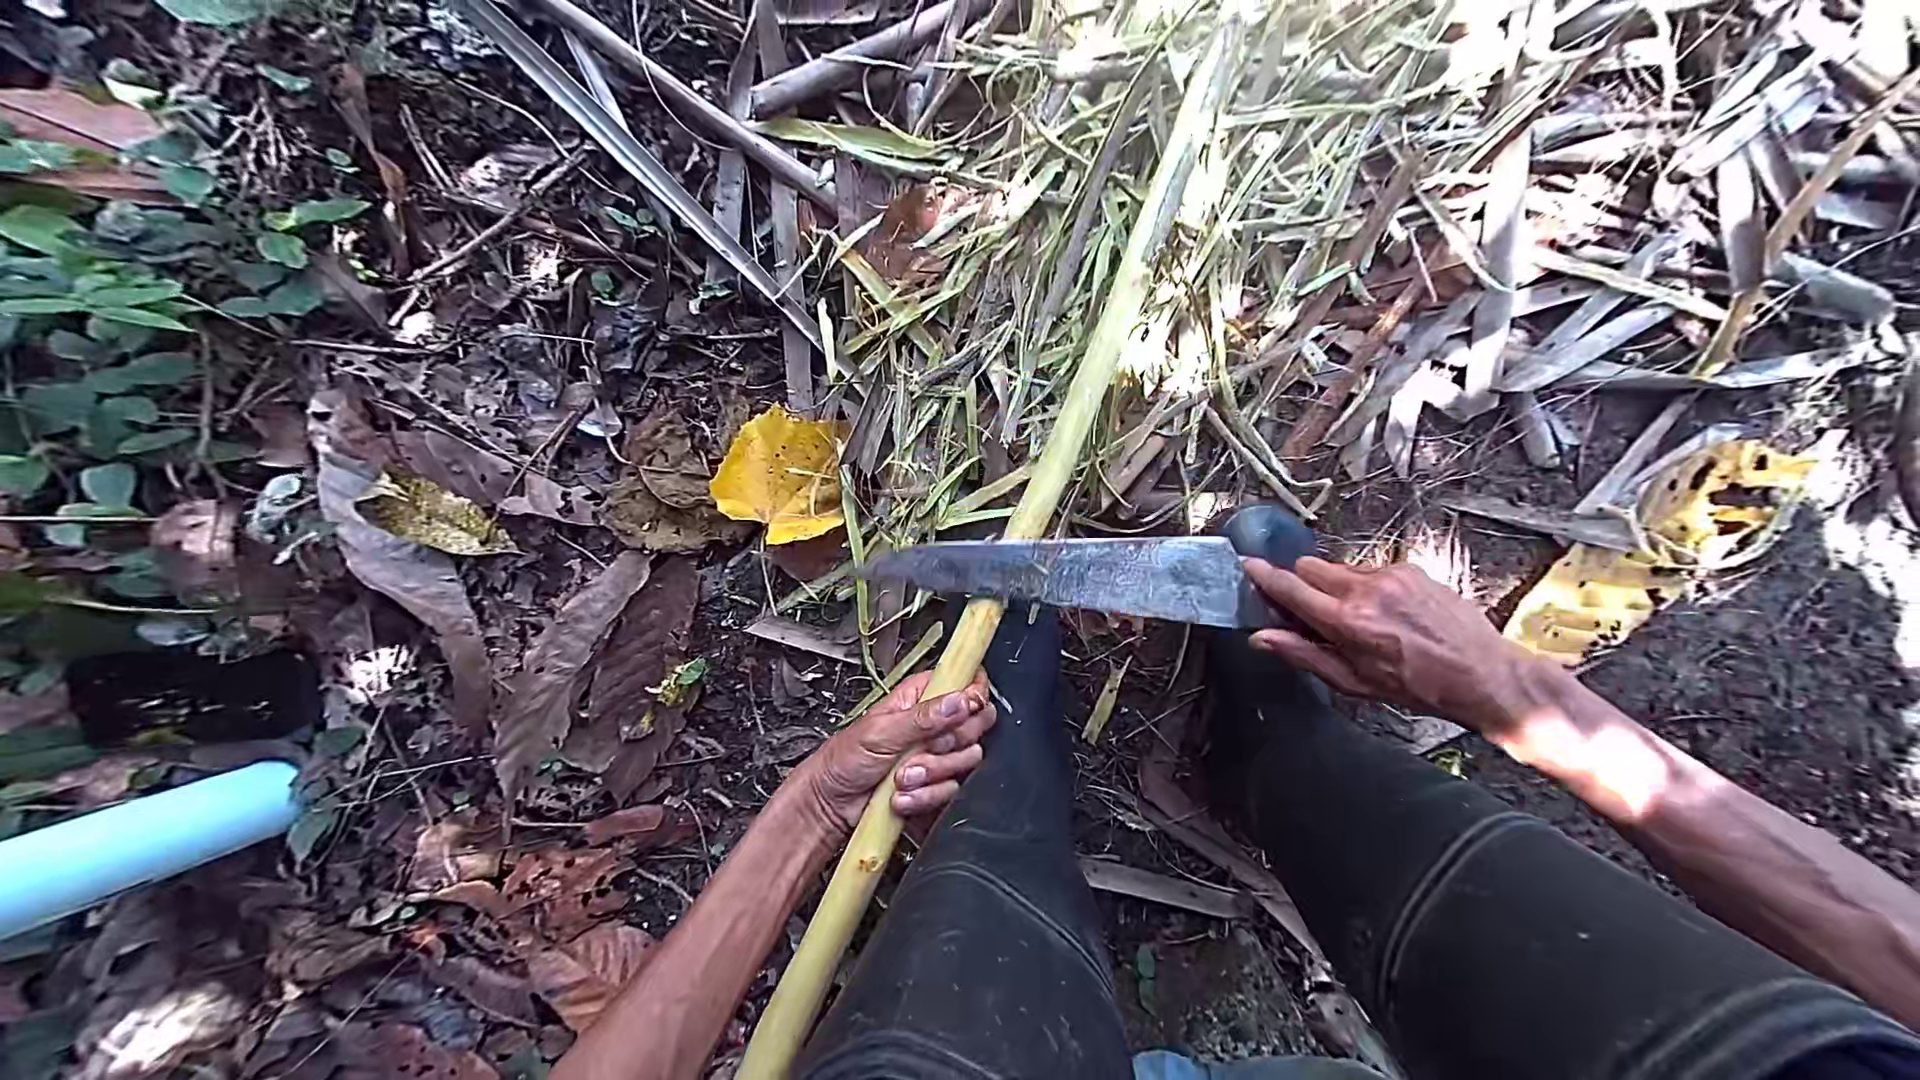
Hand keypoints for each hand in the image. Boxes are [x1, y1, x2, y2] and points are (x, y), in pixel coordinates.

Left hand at [790, 669, 995, 837]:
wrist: (833, 804)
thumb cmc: (845, 759)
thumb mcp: (881, 731)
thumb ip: (924, 717)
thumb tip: (960, 700)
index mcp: (922, 697)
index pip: (967, 682)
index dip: (973, 696)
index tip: (965, 710)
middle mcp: (935, 723)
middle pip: (975, 724)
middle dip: (947, 742)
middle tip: (919, 747)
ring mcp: (938, 755)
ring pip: (966, 760)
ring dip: (931, 773)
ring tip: (901, 775)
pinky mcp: (938, 784)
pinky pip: (953, 790)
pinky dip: (926, 796)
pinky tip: (903, 794)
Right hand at [1241, 555, 1545, 734]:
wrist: (1484, 674)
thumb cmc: (1419, 686)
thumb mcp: (1352, 681)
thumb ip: (1301, 654)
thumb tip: (1262, 638)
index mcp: (1346, 622)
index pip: (1290, 587)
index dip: (1263, 575)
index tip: (1247, 566)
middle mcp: (1365, 591)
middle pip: (1308, 567)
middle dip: (1300, 583)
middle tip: (1309, 608)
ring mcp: (1390, 576)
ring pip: (1337, 567)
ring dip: (1332, 585)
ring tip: (1355, 615)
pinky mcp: (1409, 569)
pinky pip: (1368, 569)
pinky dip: (1364, 585)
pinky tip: (1383, 610)